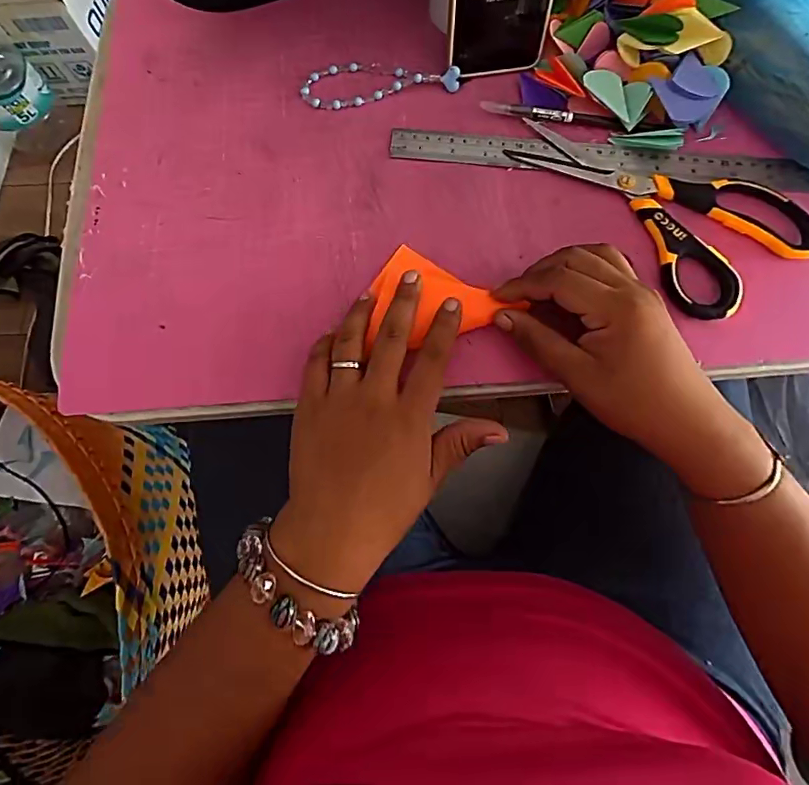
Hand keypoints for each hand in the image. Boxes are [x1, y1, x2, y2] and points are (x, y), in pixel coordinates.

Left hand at [273, 272, 506, 596]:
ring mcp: (338, 399)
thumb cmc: (386, 509)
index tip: (448, 303)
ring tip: (370, 293)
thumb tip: (500, 429)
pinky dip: (324, 343)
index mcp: (410, 417)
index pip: (432, 360)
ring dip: (360, 313)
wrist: (329, 532)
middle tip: (408, 277)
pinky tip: (332, 332)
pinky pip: (315, 363)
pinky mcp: (309, 405)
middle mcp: (375, 399)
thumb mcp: (429, 480)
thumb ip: (459, 444)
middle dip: (403, 303)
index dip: (443, 328)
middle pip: (391, 339)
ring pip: (350, 343)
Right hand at [492, 245, 773, 498]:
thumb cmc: (633, 403)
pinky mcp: (646, 298)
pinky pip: (611, 265)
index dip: (523, 285)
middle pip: (575, 258)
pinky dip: (585, 266)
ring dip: (563, 264)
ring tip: (540, 288)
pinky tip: (572, 288)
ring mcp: (642, 290)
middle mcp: (630, 287)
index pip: (559, 278)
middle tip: (516, 296)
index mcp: (615, 305)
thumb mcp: (578, 376)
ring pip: (595, 254)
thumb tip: (504, 316)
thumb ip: (539, 340)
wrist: (688, 420)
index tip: (497, 298)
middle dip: (539, 271)